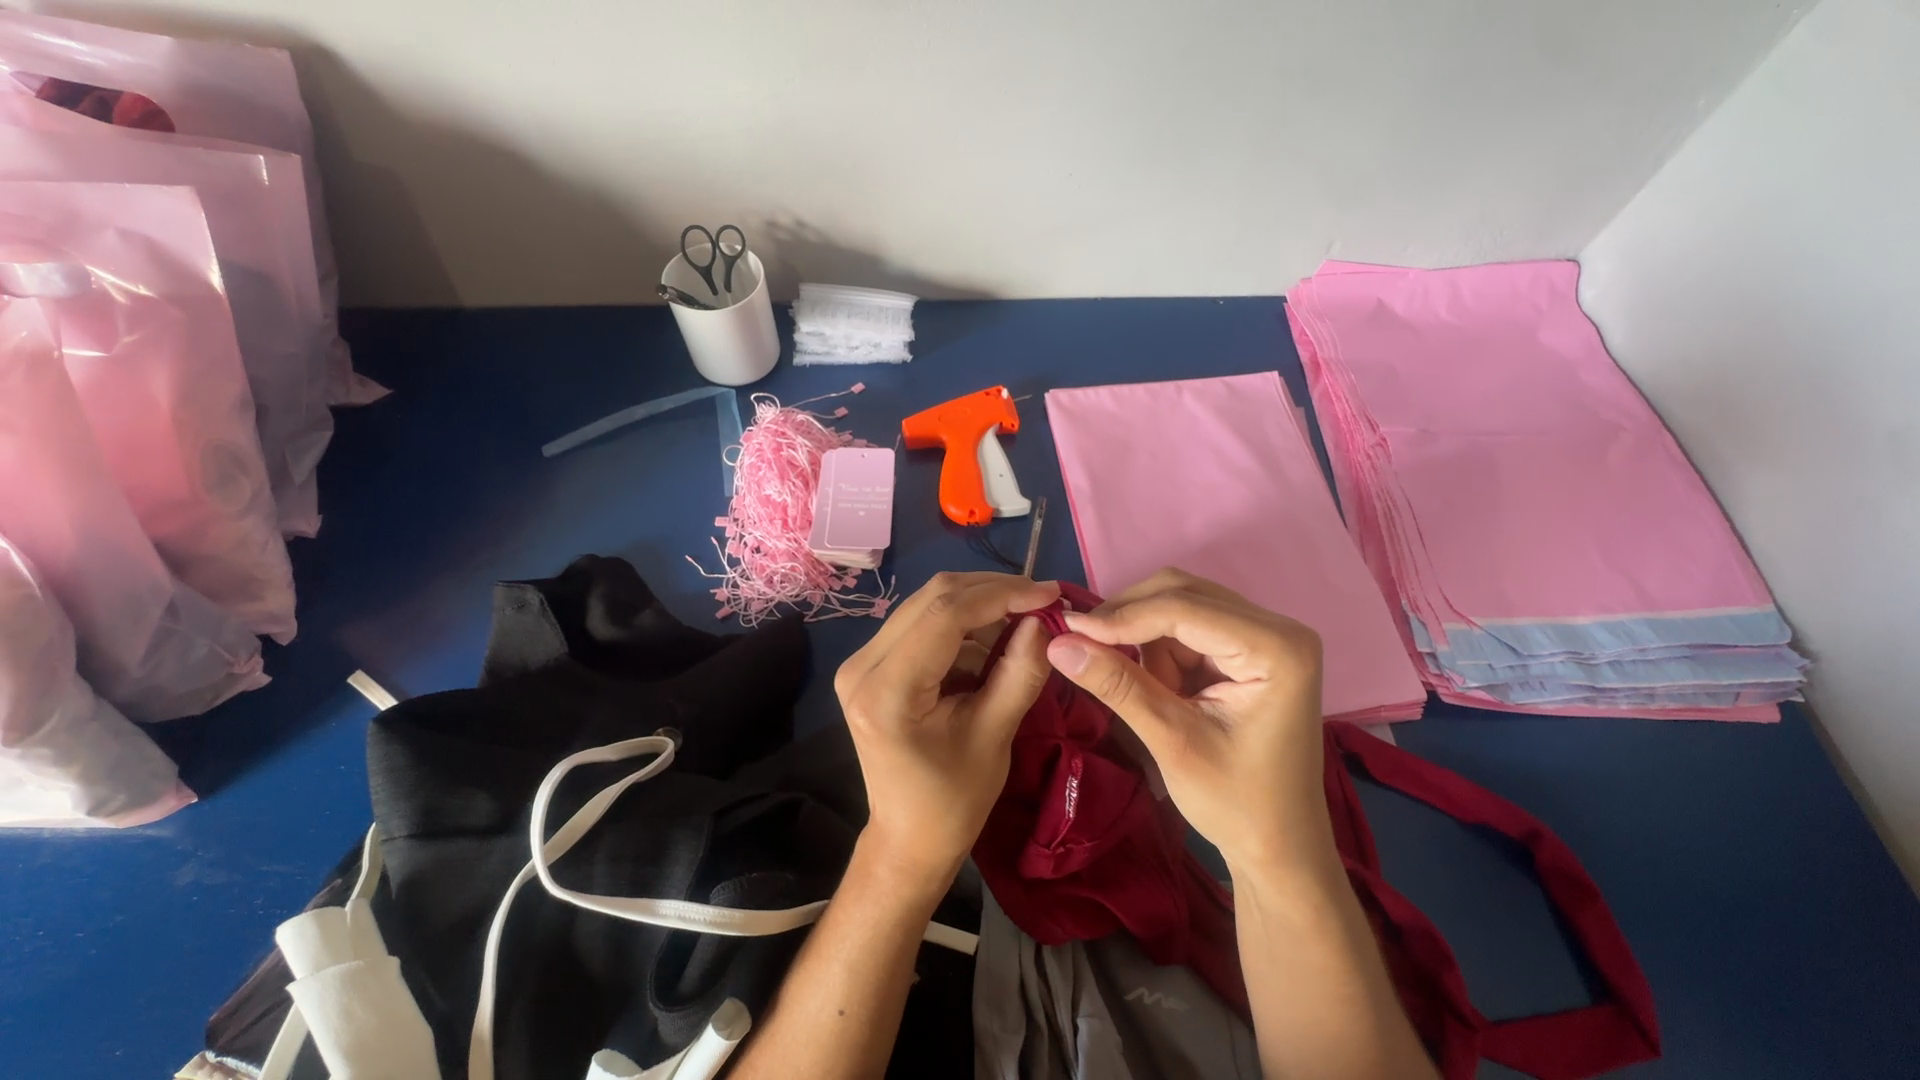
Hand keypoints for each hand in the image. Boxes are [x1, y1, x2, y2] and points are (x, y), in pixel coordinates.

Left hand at [835, 572, 1060, 880]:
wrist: (909, 837)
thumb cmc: (952, 800)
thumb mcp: (995, 737)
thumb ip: (1019, 672)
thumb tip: (1043, 618)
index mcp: (887, 691)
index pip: (945, 615)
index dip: (1001, 595)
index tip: (1049, 594)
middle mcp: (861, 665)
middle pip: (932, 599)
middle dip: (992, 593)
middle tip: (1043, 601)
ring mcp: (861, 662)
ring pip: (927, 606)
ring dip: (979, 607)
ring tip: (1025, 623)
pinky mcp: (870, 665)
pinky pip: (921, 625)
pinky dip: (962, 626)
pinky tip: (994, 643)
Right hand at [1045, 568, 1331, 876]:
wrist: (1278, 847)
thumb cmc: (1236, 803)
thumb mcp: (1171, 741)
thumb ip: (1118, 685)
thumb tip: (1057, 643)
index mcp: (1276, 648)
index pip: (1185, 609)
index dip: (1122, 617)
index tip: (1066, 629)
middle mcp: (1277, 628)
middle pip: (1184, 594)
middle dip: (1131, 621)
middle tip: (1082, 645)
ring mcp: (1265, 637)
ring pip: (1180, 608)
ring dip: (1147, 642)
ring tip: (1149, 697)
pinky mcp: (1248, 651)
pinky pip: (1188, 630)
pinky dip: (1161, 654)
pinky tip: (1162, 692)